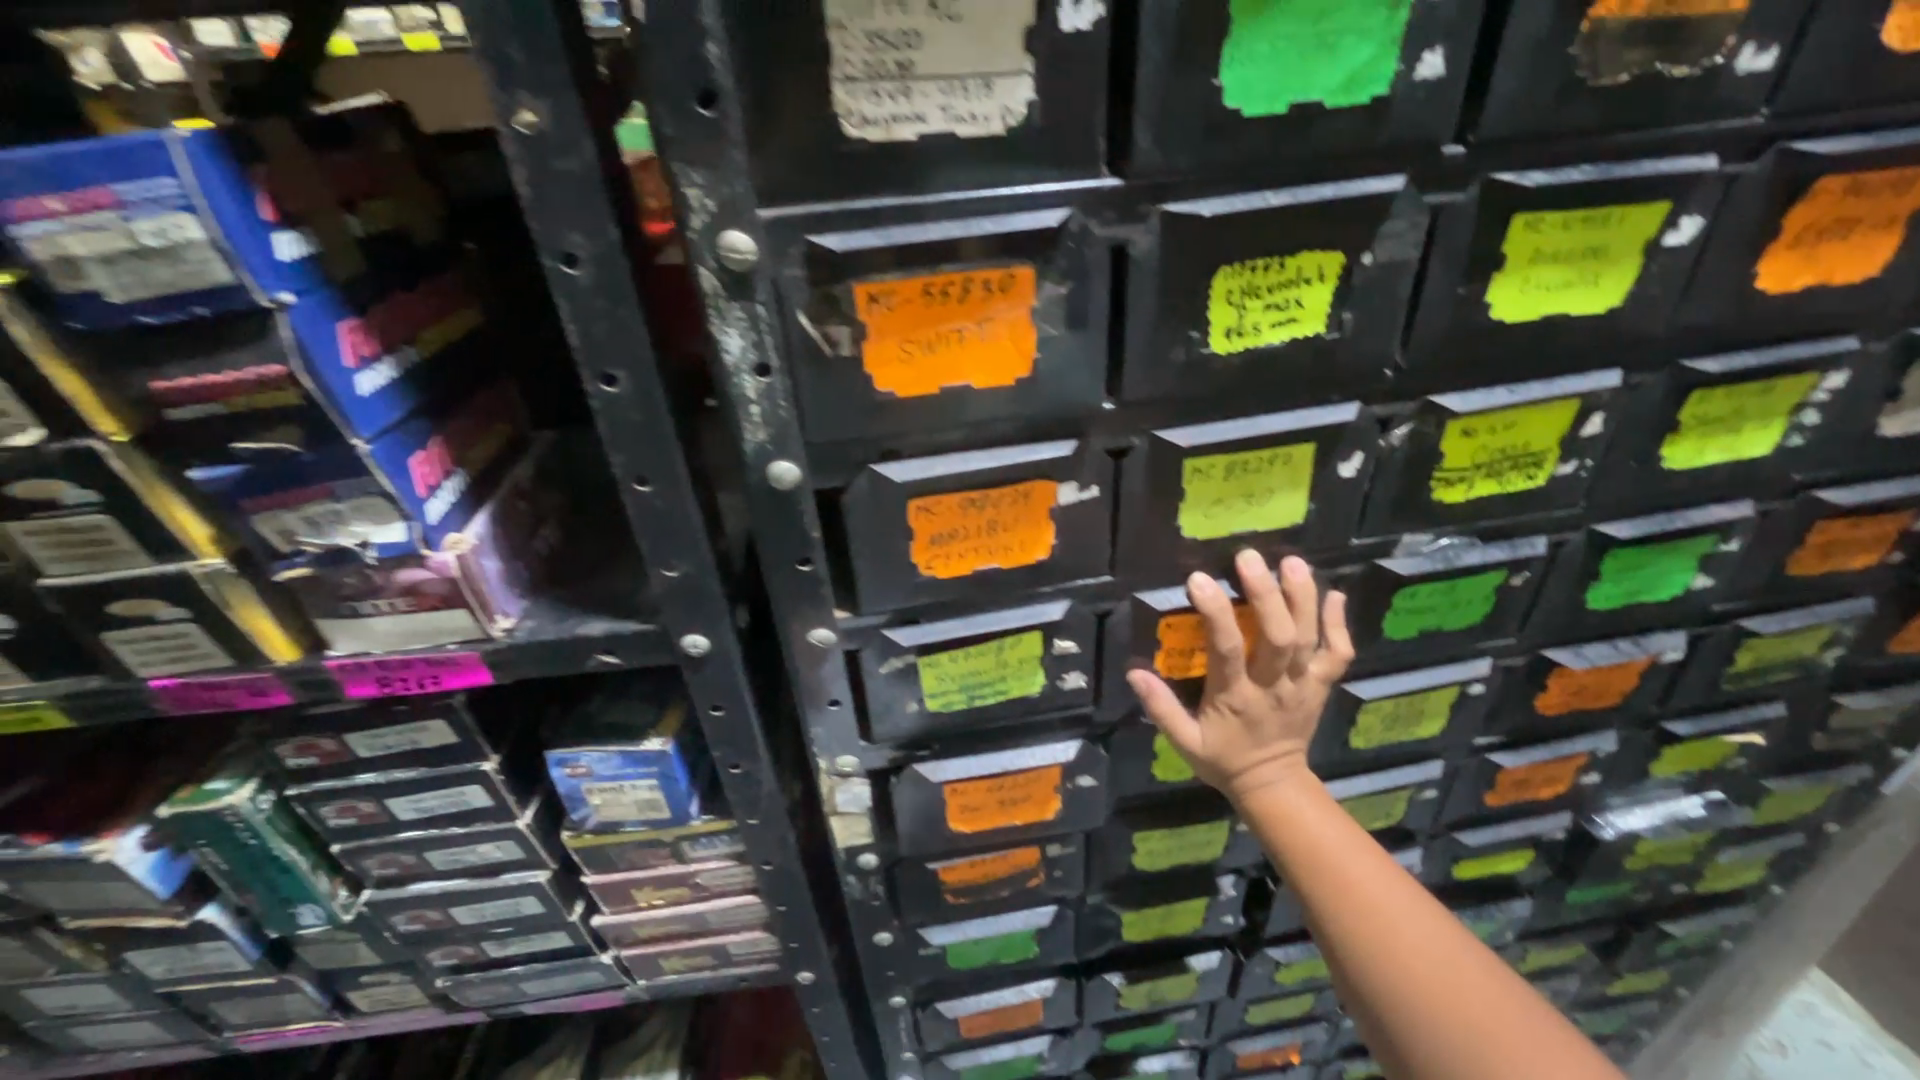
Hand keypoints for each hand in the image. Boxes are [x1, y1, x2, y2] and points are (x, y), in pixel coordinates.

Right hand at [1126, 551, 1354, 803]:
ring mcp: (1303, 685)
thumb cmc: (1222, 759)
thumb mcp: (1184, 742)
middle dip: (1266, 594)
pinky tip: (1334, 594)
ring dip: (1302, 597)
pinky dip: (1338, 623)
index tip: (1199, 580)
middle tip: (1249, 558)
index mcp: (1236, 697)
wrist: (1273, 785)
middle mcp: (1274, 686)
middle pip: (1278, 636)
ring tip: (1290, 561)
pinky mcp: (1321, 686)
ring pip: (1309, 638)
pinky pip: (1338, 654)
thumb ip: (1161, 708)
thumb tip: (1134, 672)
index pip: (1227, 649)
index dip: (1216, 613)